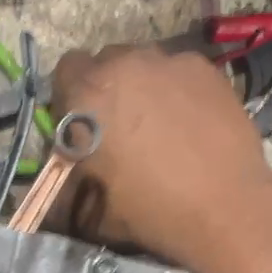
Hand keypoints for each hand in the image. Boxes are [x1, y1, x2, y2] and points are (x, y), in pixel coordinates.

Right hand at [52, 45, 271, 261]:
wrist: (220, 207)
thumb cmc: (143, 210)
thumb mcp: (83, 210)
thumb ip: (59, 187)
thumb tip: (51, 184)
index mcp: (87, 94)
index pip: (65, 70)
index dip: (68, 98)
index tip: (77, 126)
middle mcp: (127, 64)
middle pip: (107, 62)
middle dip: (105, 90)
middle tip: (115, 129)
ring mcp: (172, 62)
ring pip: (145, 65)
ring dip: (141, 89)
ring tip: (155, 129)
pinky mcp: (208, 71)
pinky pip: (179, 74)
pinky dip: (176, 94)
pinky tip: (186, 127)